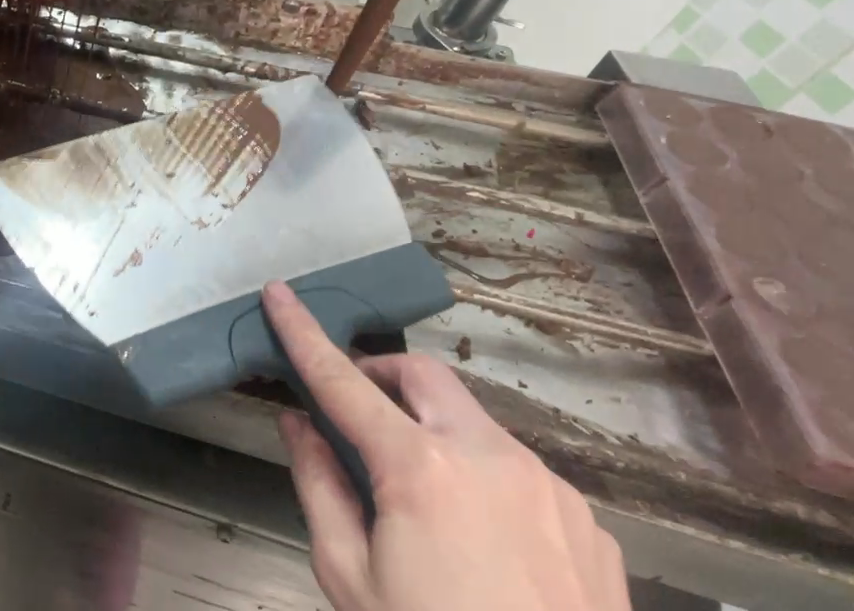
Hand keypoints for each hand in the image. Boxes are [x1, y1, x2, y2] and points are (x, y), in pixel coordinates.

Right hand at [263, 281, 630, 610]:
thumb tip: (297, 424)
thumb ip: (318, 486)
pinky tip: (486, 547)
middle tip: (356, 413)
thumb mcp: (349, 575)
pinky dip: (484, 481)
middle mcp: (490, 457)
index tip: (278, 292)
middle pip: (424, 375)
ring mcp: (550, 487)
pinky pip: (522, 475)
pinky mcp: (589, 523)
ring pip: (475, 425)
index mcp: (420, 468)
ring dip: (434, 434)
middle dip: (381, 375)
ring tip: (426, 504)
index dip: (303, 334)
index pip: (343, 381)